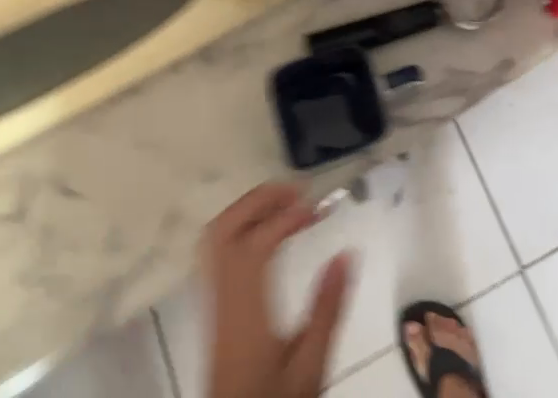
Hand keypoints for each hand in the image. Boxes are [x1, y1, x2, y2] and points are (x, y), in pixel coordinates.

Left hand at [202, 183, 352, 397]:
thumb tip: (346, 253)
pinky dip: (240, 228)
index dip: (284, 218)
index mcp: (247, 314)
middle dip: (259, 200)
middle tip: (298, 191)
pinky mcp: (211, 308)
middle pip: (223, 231)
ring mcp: (210, 303)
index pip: (255, 247)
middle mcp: (221, 301)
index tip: (316, 207)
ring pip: (213, 239)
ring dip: (248, 211)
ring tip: (285, 204)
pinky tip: (266, 234)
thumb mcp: (312, 366)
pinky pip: (215, 253)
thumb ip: (328, 309)